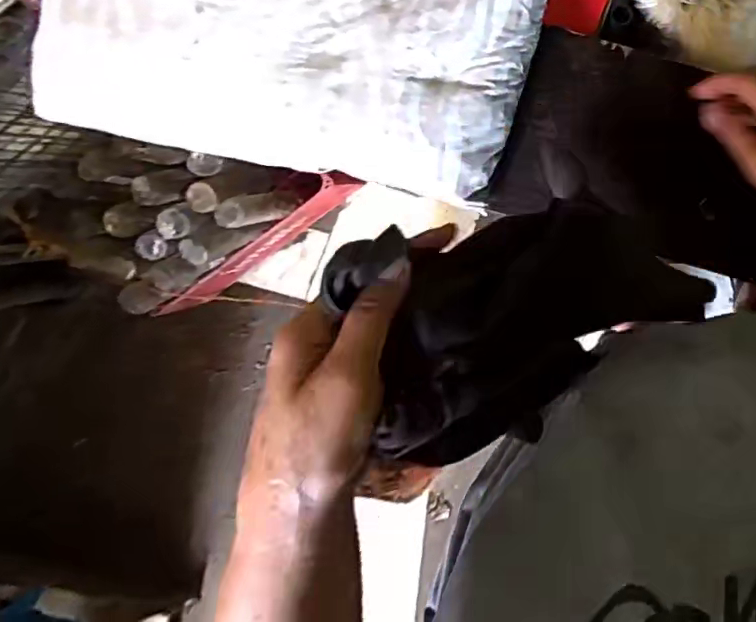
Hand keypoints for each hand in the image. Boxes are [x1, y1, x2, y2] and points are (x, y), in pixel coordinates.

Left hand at [238, 225, 452, 521]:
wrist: (298, 518)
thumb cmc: (317, 440)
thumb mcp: (346, 372)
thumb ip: (371, 315)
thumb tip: (397, 262)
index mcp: (305, 329)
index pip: (359, 274)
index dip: (402, 253)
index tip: (446, 238)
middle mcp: (313, 342)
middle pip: (367, 295)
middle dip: (410, 276)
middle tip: (457, 264)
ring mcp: (328, 370)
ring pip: (375, 323)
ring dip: (410, 305)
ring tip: (451, 293)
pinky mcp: (345, 392)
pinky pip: (379, 348)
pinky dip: (405, 334)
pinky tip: (430, 336)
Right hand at [690, 74, 755, 229]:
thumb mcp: (754, 160)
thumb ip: (730, 132)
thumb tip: (706, 110)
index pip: (744, 82)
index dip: (717, 83)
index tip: (693, 94)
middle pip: (754, 82)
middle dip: (726, 86)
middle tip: (701, 98)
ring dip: (737, 97)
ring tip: (713, 110)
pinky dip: (749, 108)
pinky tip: (735, 122)